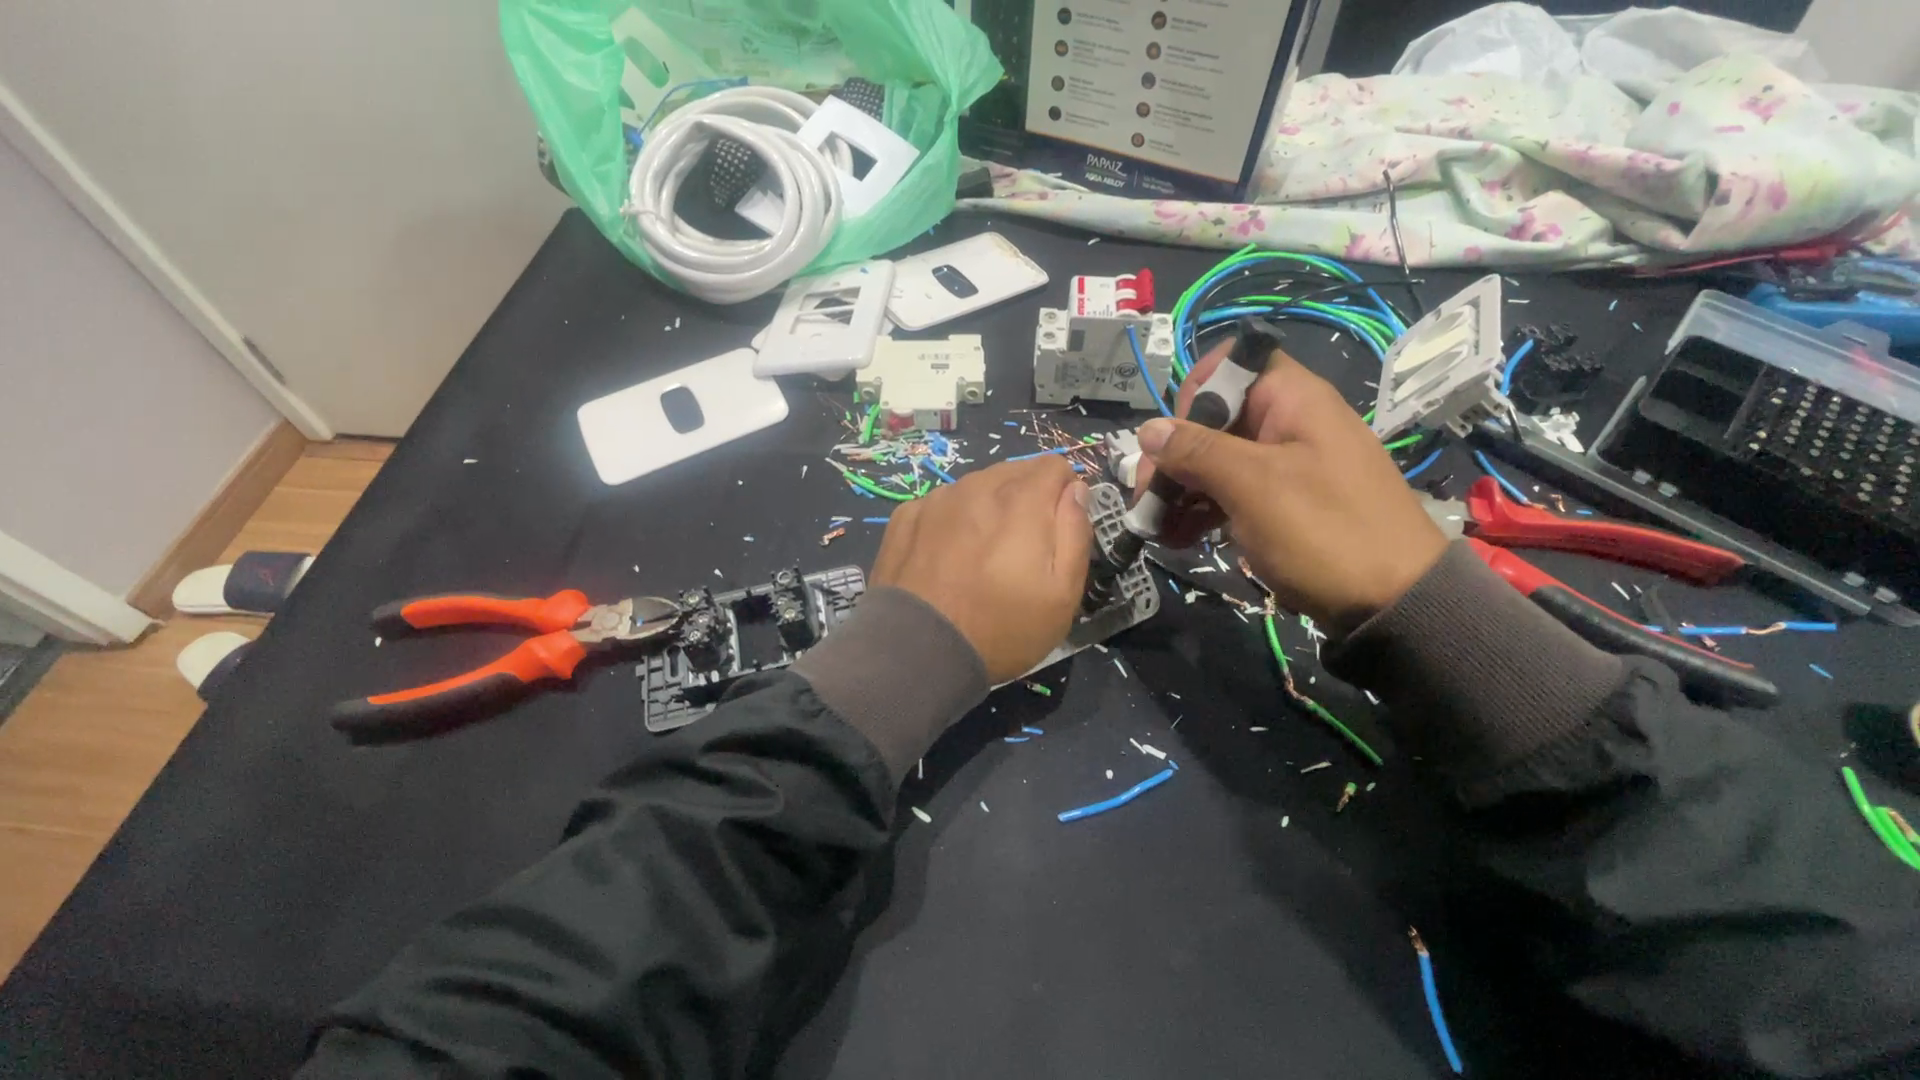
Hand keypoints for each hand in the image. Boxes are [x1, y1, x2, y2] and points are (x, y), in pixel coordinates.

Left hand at [872, 456, 1092, 682]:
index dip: (1064, 494)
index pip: (1054, 466)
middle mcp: (977, 487)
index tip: (1058, 529)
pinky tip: (947, 558)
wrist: (917, 651)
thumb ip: (1075, 532)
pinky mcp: (905, 518)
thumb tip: (1075, 490)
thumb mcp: (1063, 593)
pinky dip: (951, 521)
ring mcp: (936, 500)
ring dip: (988, 508)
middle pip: (1014, 472)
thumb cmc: (1001, 628)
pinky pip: (941, 506)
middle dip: (1027, 499)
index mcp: (1022, 499)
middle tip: (1022, 549)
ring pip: (976, 486)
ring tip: (982, 556)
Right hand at [1133, 340, 1446, 635]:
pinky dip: (1202, 511)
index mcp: (1292, 399)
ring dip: (1180, 490)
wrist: (1393, 602)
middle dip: (1173, 456)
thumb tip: (1148, 429)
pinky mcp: (1282, 504)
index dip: (1195, 395)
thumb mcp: (1253, 486)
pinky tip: (1178, 539)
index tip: (1179, 441)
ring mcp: (1285, 466)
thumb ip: (1197, 451)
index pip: (1230, 365)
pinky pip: (1231, 492)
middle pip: (1213, 418)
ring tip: (1155, 529)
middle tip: (1147, 498)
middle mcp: (1287, 422)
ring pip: (1216, 460)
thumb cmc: (1323, 531)